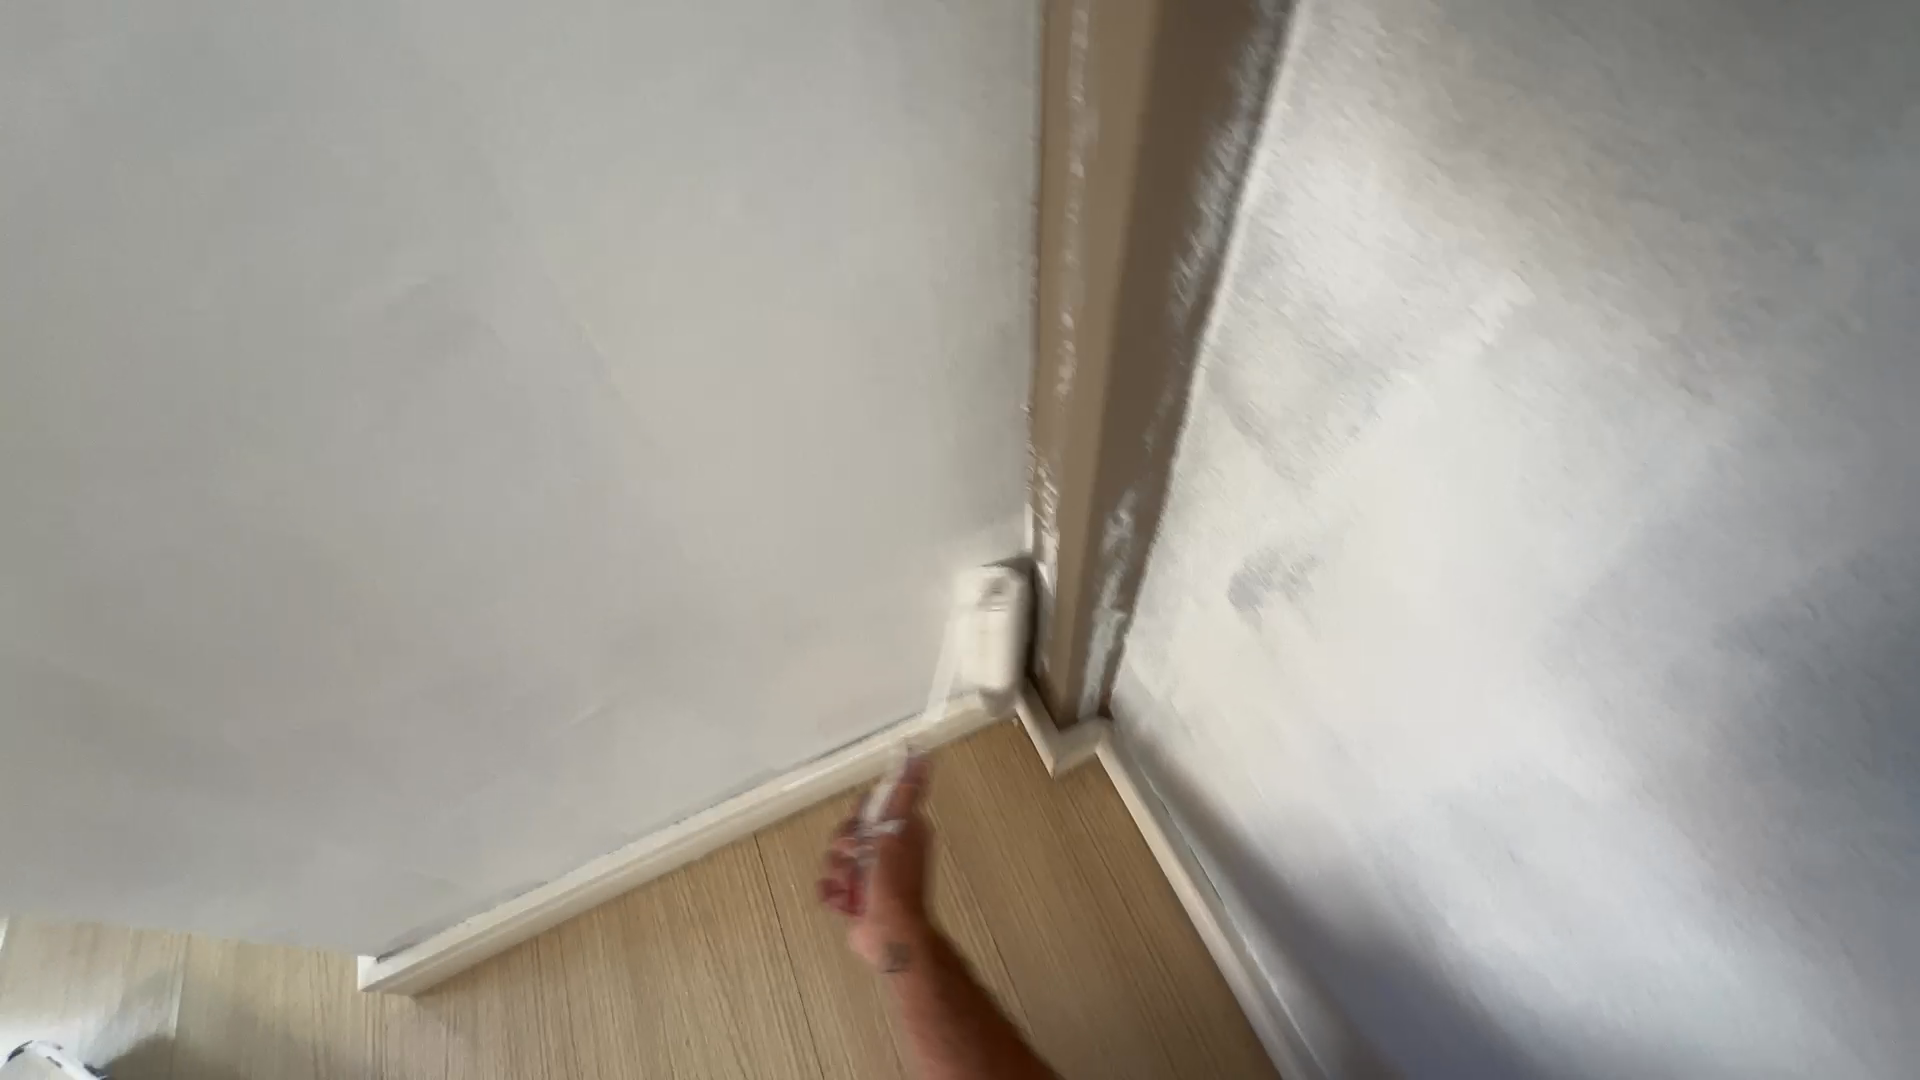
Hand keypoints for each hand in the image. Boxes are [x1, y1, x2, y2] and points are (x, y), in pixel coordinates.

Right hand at [817, 756, 933, 971]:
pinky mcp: (855, 897)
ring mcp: (869, 874)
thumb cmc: (895, 881)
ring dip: (837, 873)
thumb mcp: (898, 829)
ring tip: (848, 888)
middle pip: (848, 832)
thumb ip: (905, 793)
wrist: (889, 935)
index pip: (869, 807)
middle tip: (852, 858)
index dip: (859, 816)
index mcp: (900, 830)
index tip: (860, 827)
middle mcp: (886, 849)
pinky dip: (832, 894)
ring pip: (836, 859)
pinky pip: (830, 885)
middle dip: (843, 847)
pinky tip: (841, 903)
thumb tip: (923, 754)